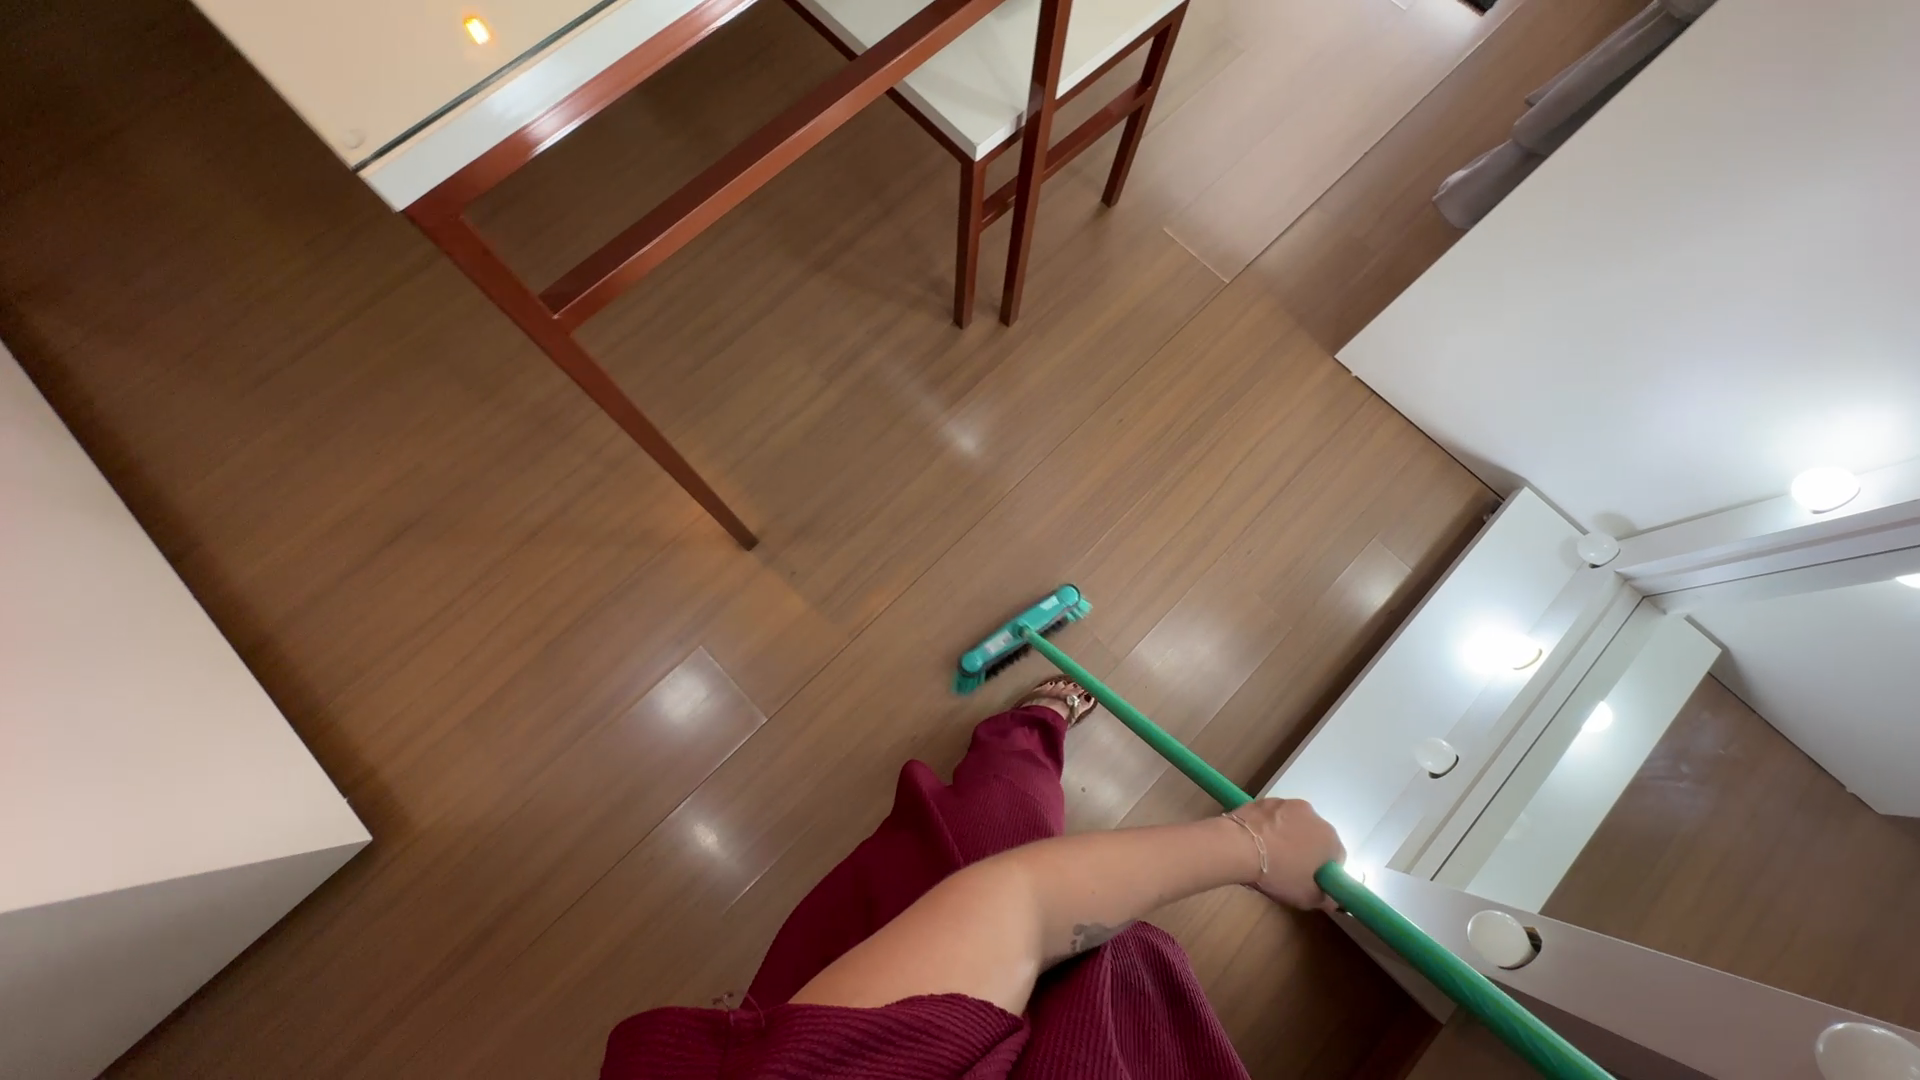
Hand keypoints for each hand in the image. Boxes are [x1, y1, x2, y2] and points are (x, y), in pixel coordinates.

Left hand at [1231, 799, 1345, 912]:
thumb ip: (1328, 898)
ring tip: (1269, 853)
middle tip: (1288, 867)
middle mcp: (1312, 814)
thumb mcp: (1308, 897)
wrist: (1237, 846)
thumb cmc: (1278, 873)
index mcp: (1330, 837)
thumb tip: (1333, 898)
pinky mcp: (1263, 799)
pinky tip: (1256, 840)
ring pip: (1293, 824)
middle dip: (1306, 850)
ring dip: (1287, 835)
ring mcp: (1285, 803)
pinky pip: (1273, 816)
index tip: (1309, 879)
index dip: (1324, 870)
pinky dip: (1269, 825)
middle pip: (1315, 836)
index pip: (1336, 856)